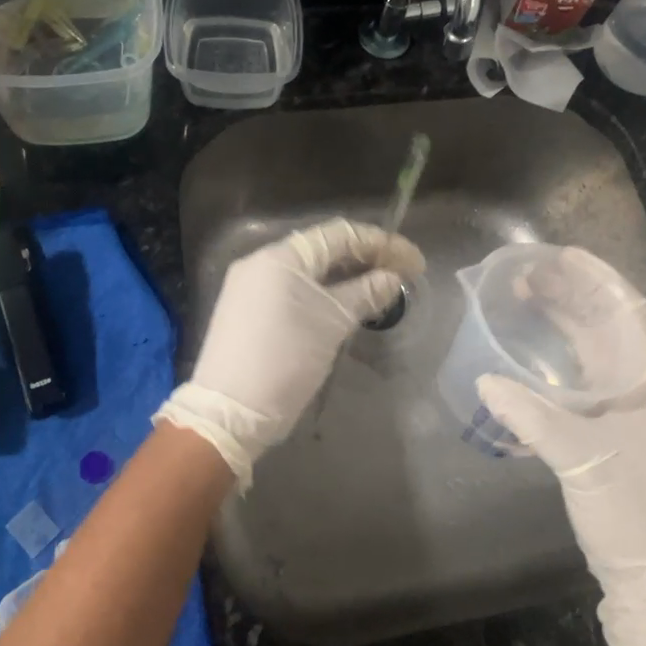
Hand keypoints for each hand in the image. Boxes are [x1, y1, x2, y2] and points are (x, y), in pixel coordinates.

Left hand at [157, 218, 424, 488]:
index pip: (339, 234)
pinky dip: (322, 292)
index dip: (381, 243)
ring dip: (345, 277)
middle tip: (401, 276)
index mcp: (281, 256)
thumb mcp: (332, 324)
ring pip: (307, 271)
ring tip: (379, 290)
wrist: (230, 411)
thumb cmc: (285, 360)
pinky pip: (292, 289)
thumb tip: (392, 278)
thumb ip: (366, 293)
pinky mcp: (246, 310)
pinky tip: (345, 306)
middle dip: (365, 259)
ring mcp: (250, 287)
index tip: (414, 262)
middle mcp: (261, 262)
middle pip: (322, 249)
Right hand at [476, 248, 645, 645]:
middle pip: (608, 323)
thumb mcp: (579, 458)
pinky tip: (527, 353)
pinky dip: (557, 353)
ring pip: (593, 346)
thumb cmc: (625, 505)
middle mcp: (639, 385)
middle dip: (572, 292)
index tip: (563, 255)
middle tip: (527, 275)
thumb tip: (485, 379)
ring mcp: (625, 405)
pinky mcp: (608, 425)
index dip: (600, 277)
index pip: (630, 311)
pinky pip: (581, 372)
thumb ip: (531, 416)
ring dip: (563, 319)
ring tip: (524, 299)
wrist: (645, 564)